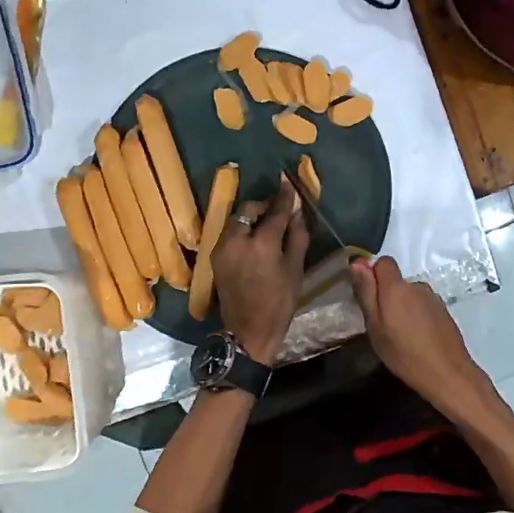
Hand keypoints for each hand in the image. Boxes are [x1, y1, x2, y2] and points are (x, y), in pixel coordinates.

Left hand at [211, 178, 308, 364]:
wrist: (248, 331)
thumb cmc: (279, 303)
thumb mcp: (295, 269)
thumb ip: (297, 237)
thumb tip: (298, 213)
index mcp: (261, 243)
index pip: (275, 211)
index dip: (284, 196)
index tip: (289, 181)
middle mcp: (236, 239)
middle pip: (248, 210)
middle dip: (264, 206)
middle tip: (279, 210)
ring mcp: (222, 247)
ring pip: (236, 220)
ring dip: (251, 217)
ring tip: (267, 224)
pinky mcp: (215, 256)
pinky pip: (229, 233)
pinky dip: (242, 230)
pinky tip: (254, 239)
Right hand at [350, 255, 495, 418]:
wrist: (448, 374)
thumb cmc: (403, 352)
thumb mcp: (375, 325)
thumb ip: (366, 292)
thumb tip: (357, 262)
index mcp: (396, 287)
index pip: (384, 262)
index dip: (373, 275)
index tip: (369, 297)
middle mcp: (416, 286)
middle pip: (396, 281)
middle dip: (386, 295)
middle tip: (381, 324)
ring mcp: (433, 299)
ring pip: (409, 295)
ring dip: (402, 307)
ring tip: (400, 334)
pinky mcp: (444, 312)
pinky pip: (422, 306)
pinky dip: (417, 316)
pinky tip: (417, 338)